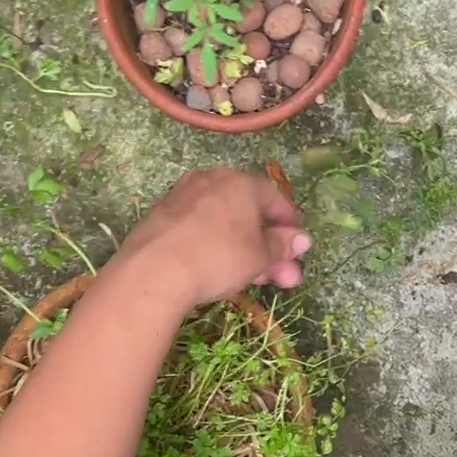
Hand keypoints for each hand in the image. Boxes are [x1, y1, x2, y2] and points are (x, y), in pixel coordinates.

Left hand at [108, 168, 309, 308]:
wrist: (154, 271)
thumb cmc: (218, 258)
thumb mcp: (259, 257)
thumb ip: (282, 246)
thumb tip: (302, 239)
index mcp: (241, 182)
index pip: (275, 198)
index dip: (289, 224)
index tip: (297, 246)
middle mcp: (212, 179)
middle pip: (249, 212)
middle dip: (268, 246)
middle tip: (280, 275)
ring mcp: (184, 195)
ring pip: (224, 221)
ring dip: (244, 248)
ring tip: (252, 278)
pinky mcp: (163, 215)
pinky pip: (201, 227)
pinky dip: (216, 244)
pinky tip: (218, 267)